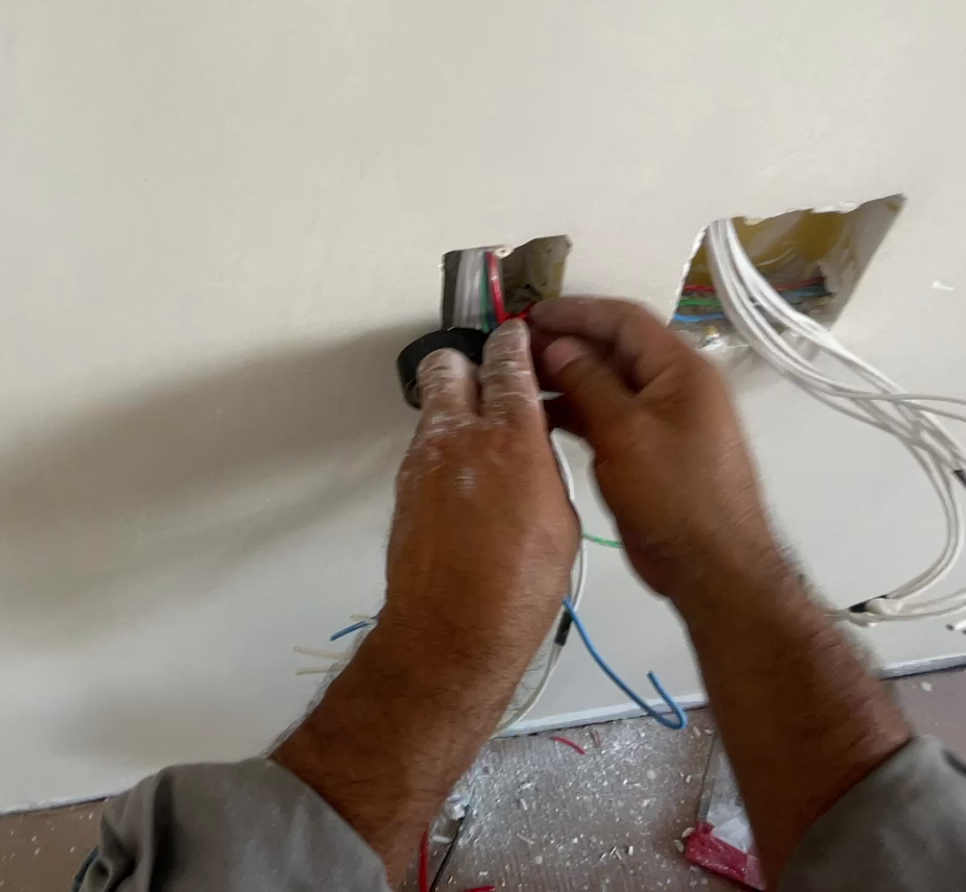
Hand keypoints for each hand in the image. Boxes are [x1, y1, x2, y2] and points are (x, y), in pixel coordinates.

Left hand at [382, 320, 579, 667]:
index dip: (514, 344)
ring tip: (475, 435)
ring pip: (432, 404)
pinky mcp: (405, 482)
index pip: (509, 366)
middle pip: (448, 365)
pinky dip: (442, 445)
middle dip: (467, 362)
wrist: (452, 630)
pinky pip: (424, 444)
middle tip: (486, 378)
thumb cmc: (519, 587)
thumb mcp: (561, 519)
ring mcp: (424, 457)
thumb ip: (541, 466)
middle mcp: (460, 436)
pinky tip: (462, 477)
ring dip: (453, 406)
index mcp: (512, 439)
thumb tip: (530, 447)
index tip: (516, 336)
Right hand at [527, 296, 773, 598]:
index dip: (576, 311)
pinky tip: (538, 414)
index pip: (625, 320)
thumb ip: (588, 382)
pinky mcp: (645, 448)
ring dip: (565, 378)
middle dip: (565, 344)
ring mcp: (660, 419)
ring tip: (518, 379)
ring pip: (606, 383)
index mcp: (681, 369)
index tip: (530, 314)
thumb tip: (556, 345)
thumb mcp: (625, 432)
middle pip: (614, 349)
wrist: (712, 568)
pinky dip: (574, 410)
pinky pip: (606, 415)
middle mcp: (672, 386)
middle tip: (515, 347)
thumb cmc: (674, 495)